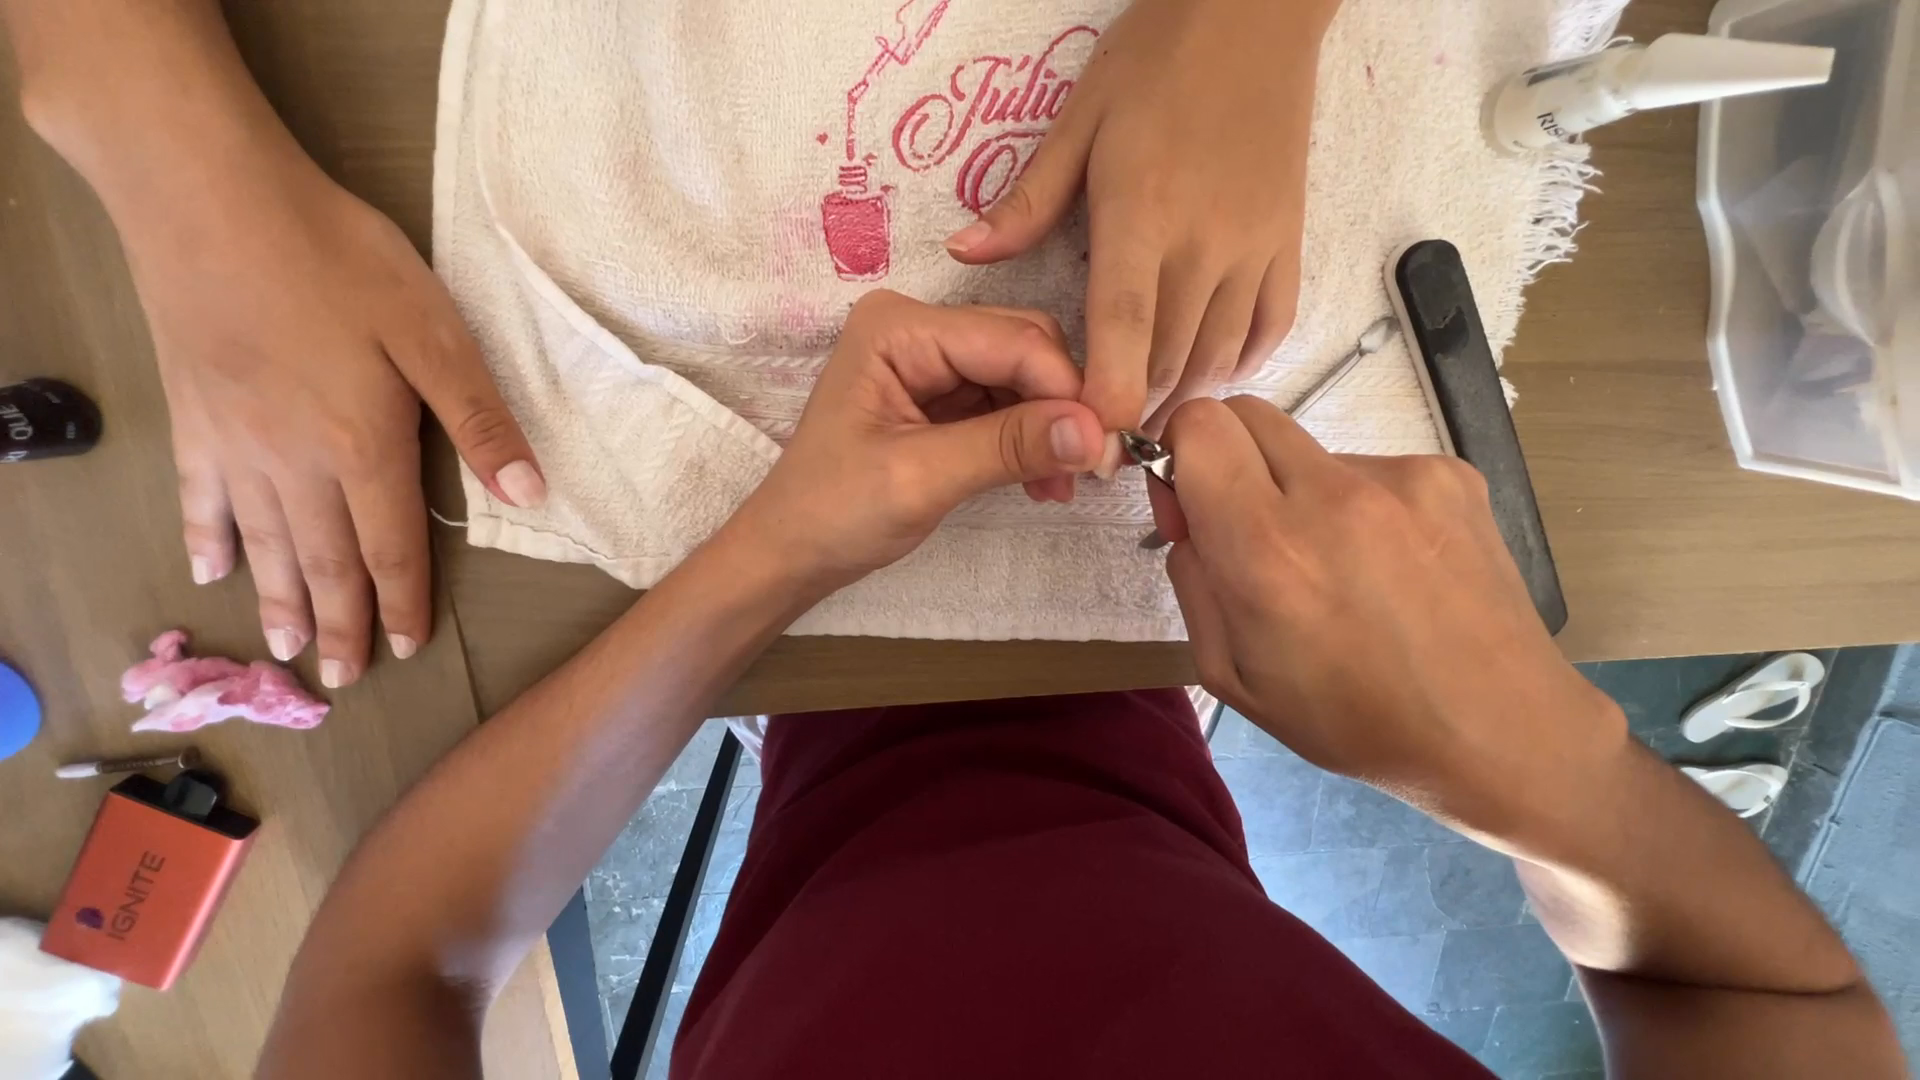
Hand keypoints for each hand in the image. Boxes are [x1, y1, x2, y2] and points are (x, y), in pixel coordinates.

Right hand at [128, 163, 544, 687]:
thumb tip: (530, 496)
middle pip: (327, 562)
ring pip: (266, 544)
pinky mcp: (191, 414)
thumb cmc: (343, 265)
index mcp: (364, 448)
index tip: (405, 648)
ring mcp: (233, 442)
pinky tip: (212, 571)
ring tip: (286, 652)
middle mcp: (295, 463)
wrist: (210, 194)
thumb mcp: (438, 340)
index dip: (402, 602)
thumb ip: (481, 424)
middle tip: (342, 680)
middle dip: (341, 623)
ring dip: (282, 601)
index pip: (391, 548)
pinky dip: (211, 540)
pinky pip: (200, 497)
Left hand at [724, 291, 1106, 592]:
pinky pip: (1006, 406)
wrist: (792, 553)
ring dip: (1050, 429)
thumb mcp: (922, 478)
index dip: (1067, 390)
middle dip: (1061, 407)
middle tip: (1091, 469)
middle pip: (1024, 348)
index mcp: (900, 327)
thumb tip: (1096, 433)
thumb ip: (1008, 447)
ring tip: (1063, 486)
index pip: (1012, 340)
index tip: (1108, 447)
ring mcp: (931, 362)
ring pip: (1023, 378)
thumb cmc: (835, 513)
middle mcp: (918, 329)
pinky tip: (1043, 481)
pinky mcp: (941, 397)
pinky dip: (1030, 441)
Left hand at [944, 0, 1338, 435]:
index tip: (1089, 441)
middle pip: (1169, 361)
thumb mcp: (1076, 121)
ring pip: (1218, 357)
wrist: (1258, 9)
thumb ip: (1025, 203)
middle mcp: (1203, 244)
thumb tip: (965, 251)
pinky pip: (1270, 330)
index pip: (1125, 328)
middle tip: (1103, 446)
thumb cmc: (1156, 62)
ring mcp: (1254, 249)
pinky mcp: (1288, 245)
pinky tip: (1205, 381)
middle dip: (1136, 415)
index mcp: (1140, 216)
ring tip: (1145, 424)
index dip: (1109, 396)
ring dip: (1181, 400)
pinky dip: (1237, 368)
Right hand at [1150, 396, 1623, 836]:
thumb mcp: (1230, 677)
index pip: (1198, 425)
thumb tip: (1193, 522)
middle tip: (1243, 525)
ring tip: (1333, 565)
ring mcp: (1402, 477)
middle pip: (1244, 412)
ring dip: (1292, 489)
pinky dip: (1351, 502)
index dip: (1176, 455)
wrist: (1502, 733)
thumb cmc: (1350, 721)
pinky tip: (1382, 563)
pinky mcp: (1451, 475)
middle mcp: (1333, 494)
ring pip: (1305, 447)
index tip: (1191, 511)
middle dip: (1224, 458)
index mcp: (1267, 550)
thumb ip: (1192, 582)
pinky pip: (1364, 467)